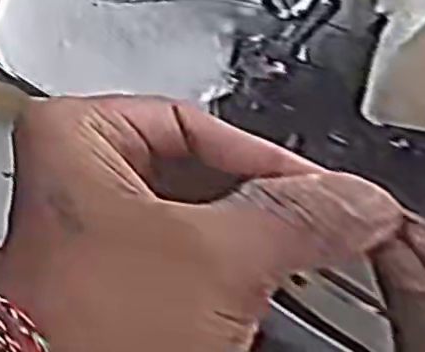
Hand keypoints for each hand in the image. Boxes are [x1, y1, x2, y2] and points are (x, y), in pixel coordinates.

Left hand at [0, 96, 403, 351]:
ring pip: (194, 204)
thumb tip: (352, 195)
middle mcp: (73, 158)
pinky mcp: (114, 254)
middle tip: (340, 228)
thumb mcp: (210, 253)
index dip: (263, 155)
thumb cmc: (94, 306)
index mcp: (71, 129)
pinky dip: (236, 259)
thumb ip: (288, 218)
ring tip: (324, 259)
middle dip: (266, 197)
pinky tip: (283, 284)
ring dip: (259, 233)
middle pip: (190, 161)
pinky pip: (186, 240)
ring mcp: (92, 206)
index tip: (336, 193)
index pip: (182, 119)